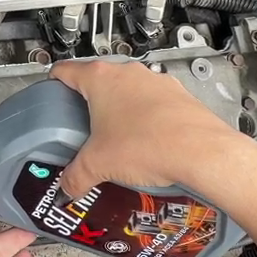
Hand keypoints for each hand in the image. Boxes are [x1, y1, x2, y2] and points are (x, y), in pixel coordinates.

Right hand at [48, 58, 256, 198]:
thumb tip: (68, 186)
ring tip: (118, 136)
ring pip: (127, 89)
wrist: (203, 153)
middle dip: (89, 101)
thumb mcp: (99, 164)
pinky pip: (154, 102)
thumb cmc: (151, 144)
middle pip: (96, 79)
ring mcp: (156, 81)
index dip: (54, 82)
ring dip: (120, 107)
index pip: (65, 70)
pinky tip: (148, 141)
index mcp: (100, 78)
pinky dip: (147, 116)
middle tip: (84, 125)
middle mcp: (128, 73)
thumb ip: (76, 175)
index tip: (52, 93)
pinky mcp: (179, 95)